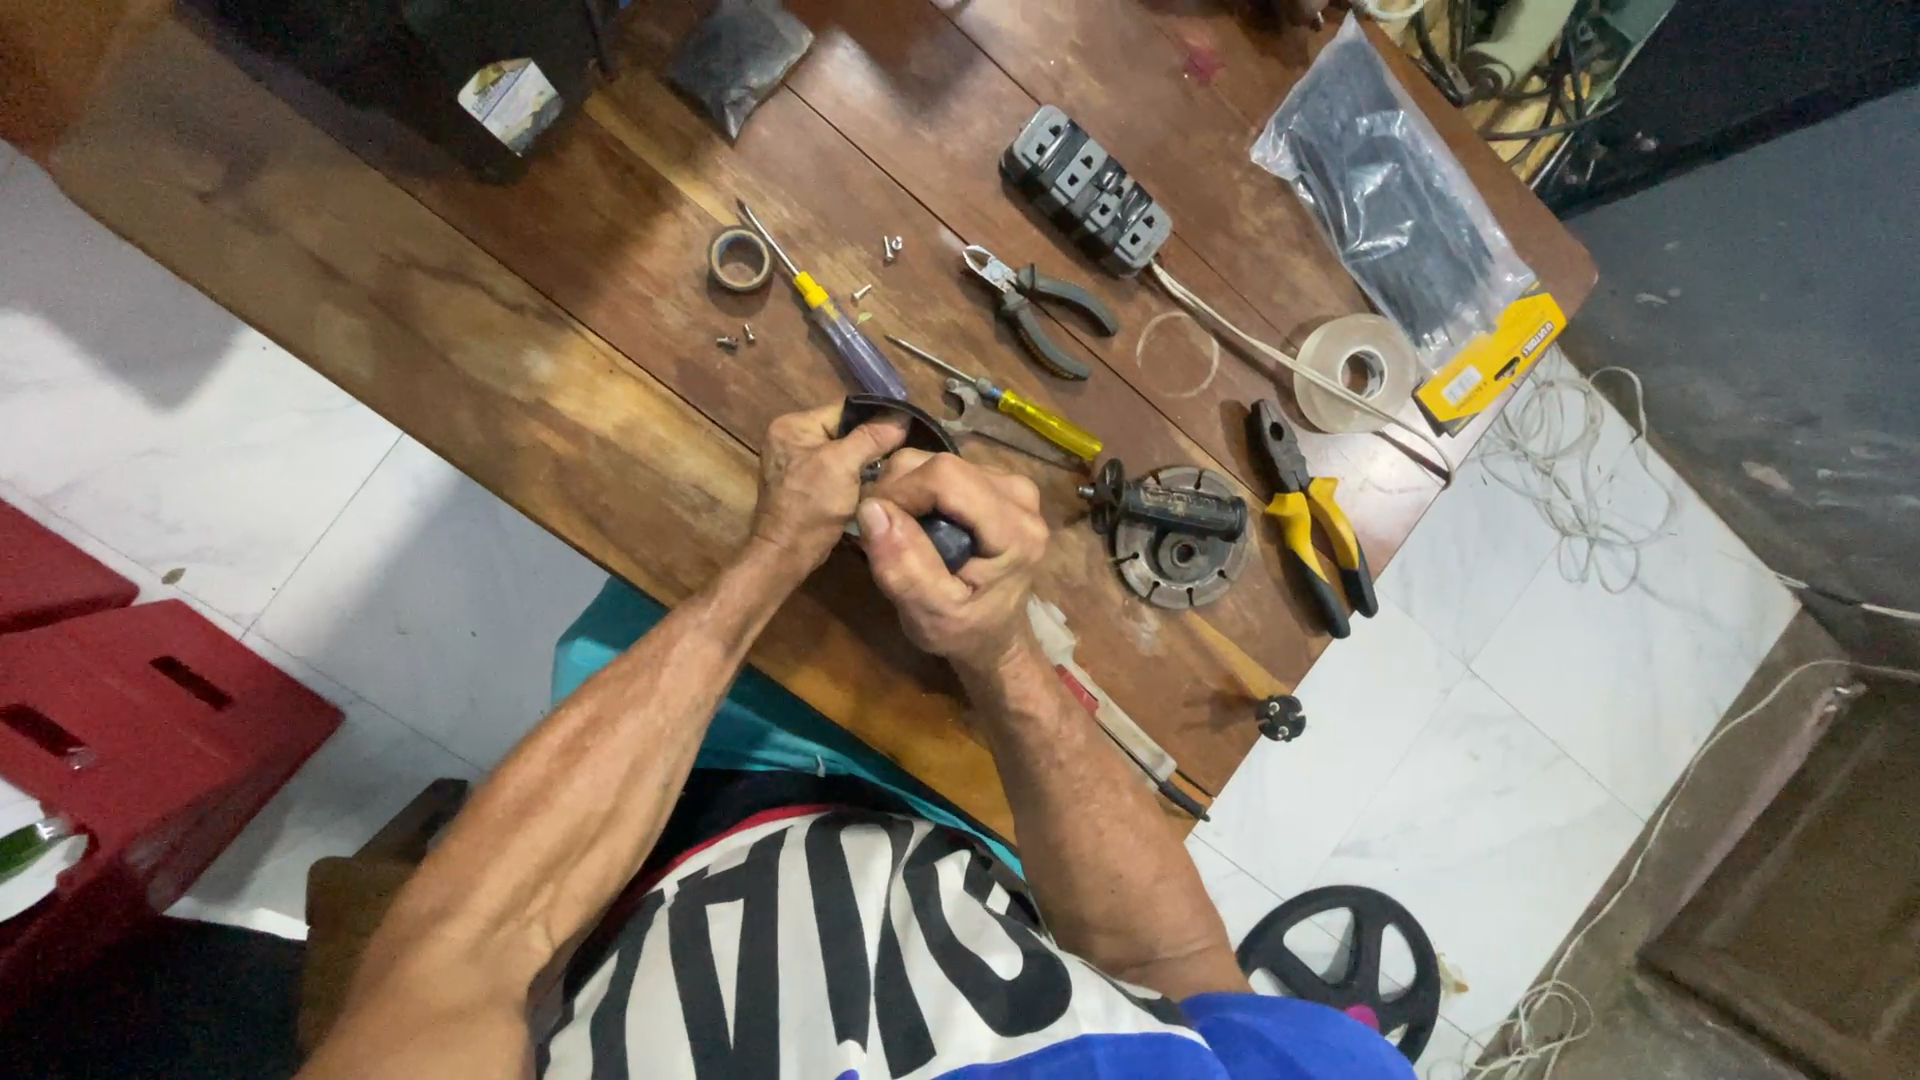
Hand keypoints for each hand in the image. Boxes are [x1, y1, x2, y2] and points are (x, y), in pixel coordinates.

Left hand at [751, 404, 907, 575]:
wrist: (787, 554)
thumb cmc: (810, 505)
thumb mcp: (843, 465)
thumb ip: (871, 438)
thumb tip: (901, 417)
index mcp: (793, 426)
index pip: (843, 410)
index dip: (876, 419)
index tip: (907, 428)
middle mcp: (792, 439)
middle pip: (845, 432)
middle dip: (873, 443)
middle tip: (905, 450)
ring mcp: (798, 464)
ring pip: (845, 454)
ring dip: (868, 463)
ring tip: (897, 467)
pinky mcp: (807, 486)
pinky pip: (840, 473)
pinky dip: (857, 478)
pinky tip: (878, 485)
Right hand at [856, 451, 1050, 675]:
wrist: (994, 636)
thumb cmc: (965, 632)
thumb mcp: (930, 615)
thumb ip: (904, 567)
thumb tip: (871, 508)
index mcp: (1015, 531)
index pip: (945, 478)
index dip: (900, 492)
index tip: (874, 526)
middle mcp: (1021, 497)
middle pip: (941, 463)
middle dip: (898, 490)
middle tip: (879, 531)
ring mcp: (1012, 485)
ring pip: (939, 460)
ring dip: (906, 490)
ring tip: (897, 531)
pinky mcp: (998, 483)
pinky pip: (945, 470)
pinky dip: (919, 490)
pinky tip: (917, 523)